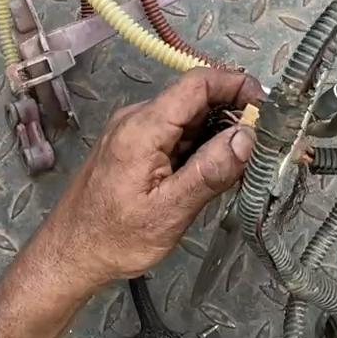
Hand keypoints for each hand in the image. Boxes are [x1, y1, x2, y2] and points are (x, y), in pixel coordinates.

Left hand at [30, 68, 260, 293]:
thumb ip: (210, 171)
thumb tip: (248, 137)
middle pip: (195, 96)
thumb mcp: (169, 211)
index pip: (197, 83)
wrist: (69, 254)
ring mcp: (133, 131)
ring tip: (247, 159)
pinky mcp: (133, 146)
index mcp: (142, 127)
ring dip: (219, 130)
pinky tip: (217, 168)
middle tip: (266, 141)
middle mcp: (136, 119)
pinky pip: (174, 132)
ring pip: (187, 115)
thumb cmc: (114, 238)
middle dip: (234, 112)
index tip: (267, 108)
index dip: (236, 85)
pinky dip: (200, 143)